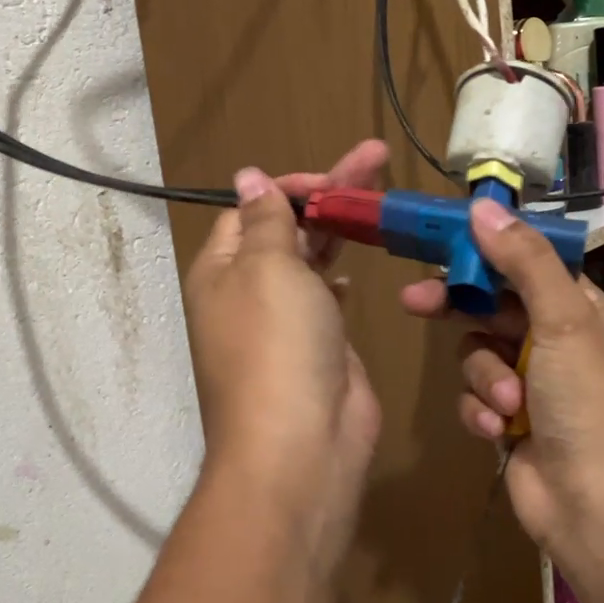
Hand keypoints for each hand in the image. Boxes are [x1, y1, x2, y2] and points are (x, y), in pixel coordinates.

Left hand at [185, 141, 387, 488]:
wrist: (302, 444)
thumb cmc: (277, 345)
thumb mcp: (268, 268)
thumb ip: (266, 220)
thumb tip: (249, 177)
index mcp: (222, 269)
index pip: (251, 208)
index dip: (293, 185)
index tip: (338, 176)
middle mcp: (248, 291)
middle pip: (288, 227)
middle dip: (330, 193)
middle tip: (378, 158)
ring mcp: (285, 322)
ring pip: (312, 259)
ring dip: (340, 229)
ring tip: (381, 200)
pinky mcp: (320, 347)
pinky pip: (326, 298)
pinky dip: (339, 274)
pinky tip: (354, 268)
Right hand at [399, 199, 603, 546]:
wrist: (597, 506)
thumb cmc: (587, 402)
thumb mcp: (562, 319)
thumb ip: (524, 261)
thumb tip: (484, 206)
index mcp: (577, 307)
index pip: (524, 261)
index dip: (485, 249)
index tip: (440, 240)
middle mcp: (555, 339)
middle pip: (491, 305)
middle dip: (459, 307)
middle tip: (415, 299)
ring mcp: (531, 383)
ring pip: (477, 355)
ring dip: (486, 379)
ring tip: (509, 405)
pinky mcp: (509, 423)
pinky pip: (475, 399)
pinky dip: (482, 413)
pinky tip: (500, 432)